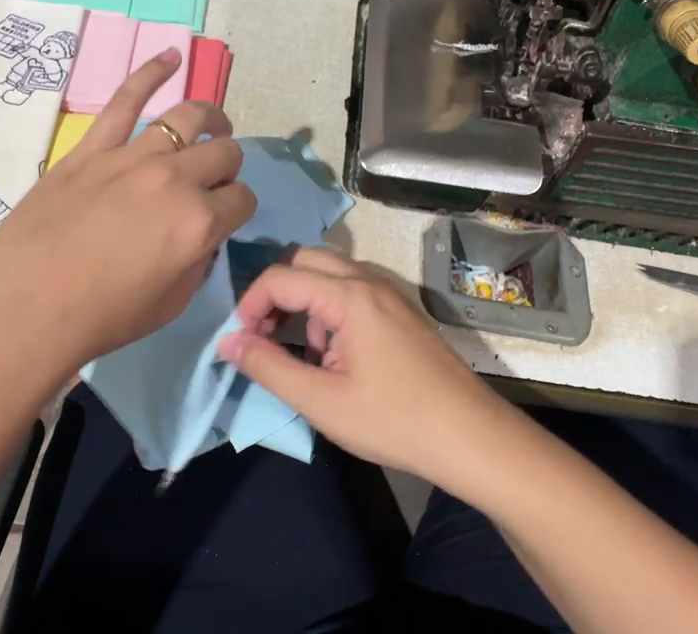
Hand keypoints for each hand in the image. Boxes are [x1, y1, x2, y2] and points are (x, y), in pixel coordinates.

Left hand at [0, 50, 256, 372]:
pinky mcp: (93, 147)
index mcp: (200, 223)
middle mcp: (176, 179)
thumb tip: (201, 235)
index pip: (243, 199)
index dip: (238, 209)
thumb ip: (198, 260)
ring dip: (210, 120)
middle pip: (225, 153)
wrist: (24, 308)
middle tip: (213, 183)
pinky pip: (126, 99)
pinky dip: (151, 72)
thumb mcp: (172, 303)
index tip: (225, 218)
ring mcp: (133, 157)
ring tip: (213, 127)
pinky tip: (171, 56)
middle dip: (228, 168)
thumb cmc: (102, 317)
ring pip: (189, 117)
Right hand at [217, 248, 514, 486]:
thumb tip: (227, 341)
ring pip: (329, 274)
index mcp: (349, 295)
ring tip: (300, 353)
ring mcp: (389, 293)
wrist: (470, 435)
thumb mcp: (322, 401)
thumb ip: (269, 367)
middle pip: (305, 261)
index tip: (240, 342)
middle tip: (261, 337)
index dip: (250, 304)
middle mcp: (369, 280)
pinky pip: (352, 290)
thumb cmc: (393, 420)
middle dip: (275, 293)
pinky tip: (334, 356)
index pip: (280, 277)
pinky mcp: (400, 310)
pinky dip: (328, 309)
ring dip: (303, 301)